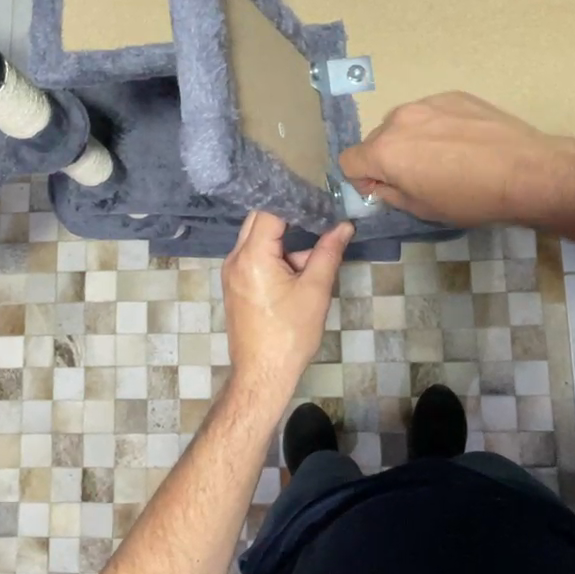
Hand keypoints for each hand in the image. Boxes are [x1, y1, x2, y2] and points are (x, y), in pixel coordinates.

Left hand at [222, 212, 352, 397]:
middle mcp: (235, 258)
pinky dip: (274, 255)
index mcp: (252, 256)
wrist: (262, 374)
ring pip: (257, 239)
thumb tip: (343, 226)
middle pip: (259, 221)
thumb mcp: (315, 290)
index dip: (293, 201)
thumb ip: (328, 253)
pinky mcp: (235, 285)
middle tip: (318, 216)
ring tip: (315, 248)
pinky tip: (298, 269)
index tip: (317, 200)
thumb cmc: (289, 333)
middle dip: (288, 218)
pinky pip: (253, 257)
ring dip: (283, 240)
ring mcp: (231, 272)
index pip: (269, 210)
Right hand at [338, 92, 574, 226]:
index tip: (385, 189)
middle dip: (388, 158)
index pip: (349, 161)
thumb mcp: (422, 209)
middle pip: (376, 140)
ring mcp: (427, 103)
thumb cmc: (470, 198)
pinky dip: (437, 127)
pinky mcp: (453, 95)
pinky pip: (431, 113)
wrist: (526, 171)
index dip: (362, 179)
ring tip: (445, 158)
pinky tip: (465, 143)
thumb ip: (390, 193)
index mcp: (385, 151)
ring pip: (403, 124)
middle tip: (420, 177)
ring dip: (412, 140)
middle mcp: (398, 119)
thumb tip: (381, 183)